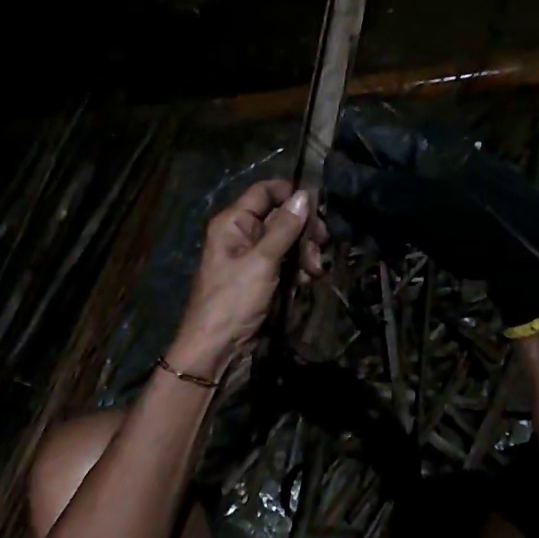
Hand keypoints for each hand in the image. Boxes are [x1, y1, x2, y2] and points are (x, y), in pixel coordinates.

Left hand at [169, 178, 328, 377]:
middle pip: (281, 217)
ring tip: (314, 272)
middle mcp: (242, 234)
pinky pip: (285, 263)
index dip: (291, 193)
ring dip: (305, 253)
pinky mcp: (262, 277)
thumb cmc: (233, 300)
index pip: (265, 191)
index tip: (318, 207)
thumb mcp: (262, 261)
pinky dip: (299, 269)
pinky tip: (308, 281)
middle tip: (321, 245)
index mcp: (233, 222)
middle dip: (304, 230)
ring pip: (287, 241)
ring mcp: (252, 257)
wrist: (216, 346)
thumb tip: (303, 195)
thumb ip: (284, 228)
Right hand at [324, 112, 538, 329]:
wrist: (526, 256)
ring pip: (372, 193)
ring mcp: (419, 185)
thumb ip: (373, 186)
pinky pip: (390, 214)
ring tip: (366, 244)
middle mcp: (413, 158)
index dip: (334, 153)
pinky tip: (387, 249)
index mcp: (414, 143)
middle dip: (346, 196)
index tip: (320, 188)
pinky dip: (381, 230)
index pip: (358, 130)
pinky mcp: (425, 211)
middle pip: (361, 164)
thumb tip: (330, 170)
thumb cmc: (475, 222)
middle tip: (342, 230)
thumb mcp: (421, 205)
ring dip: (361, 218)